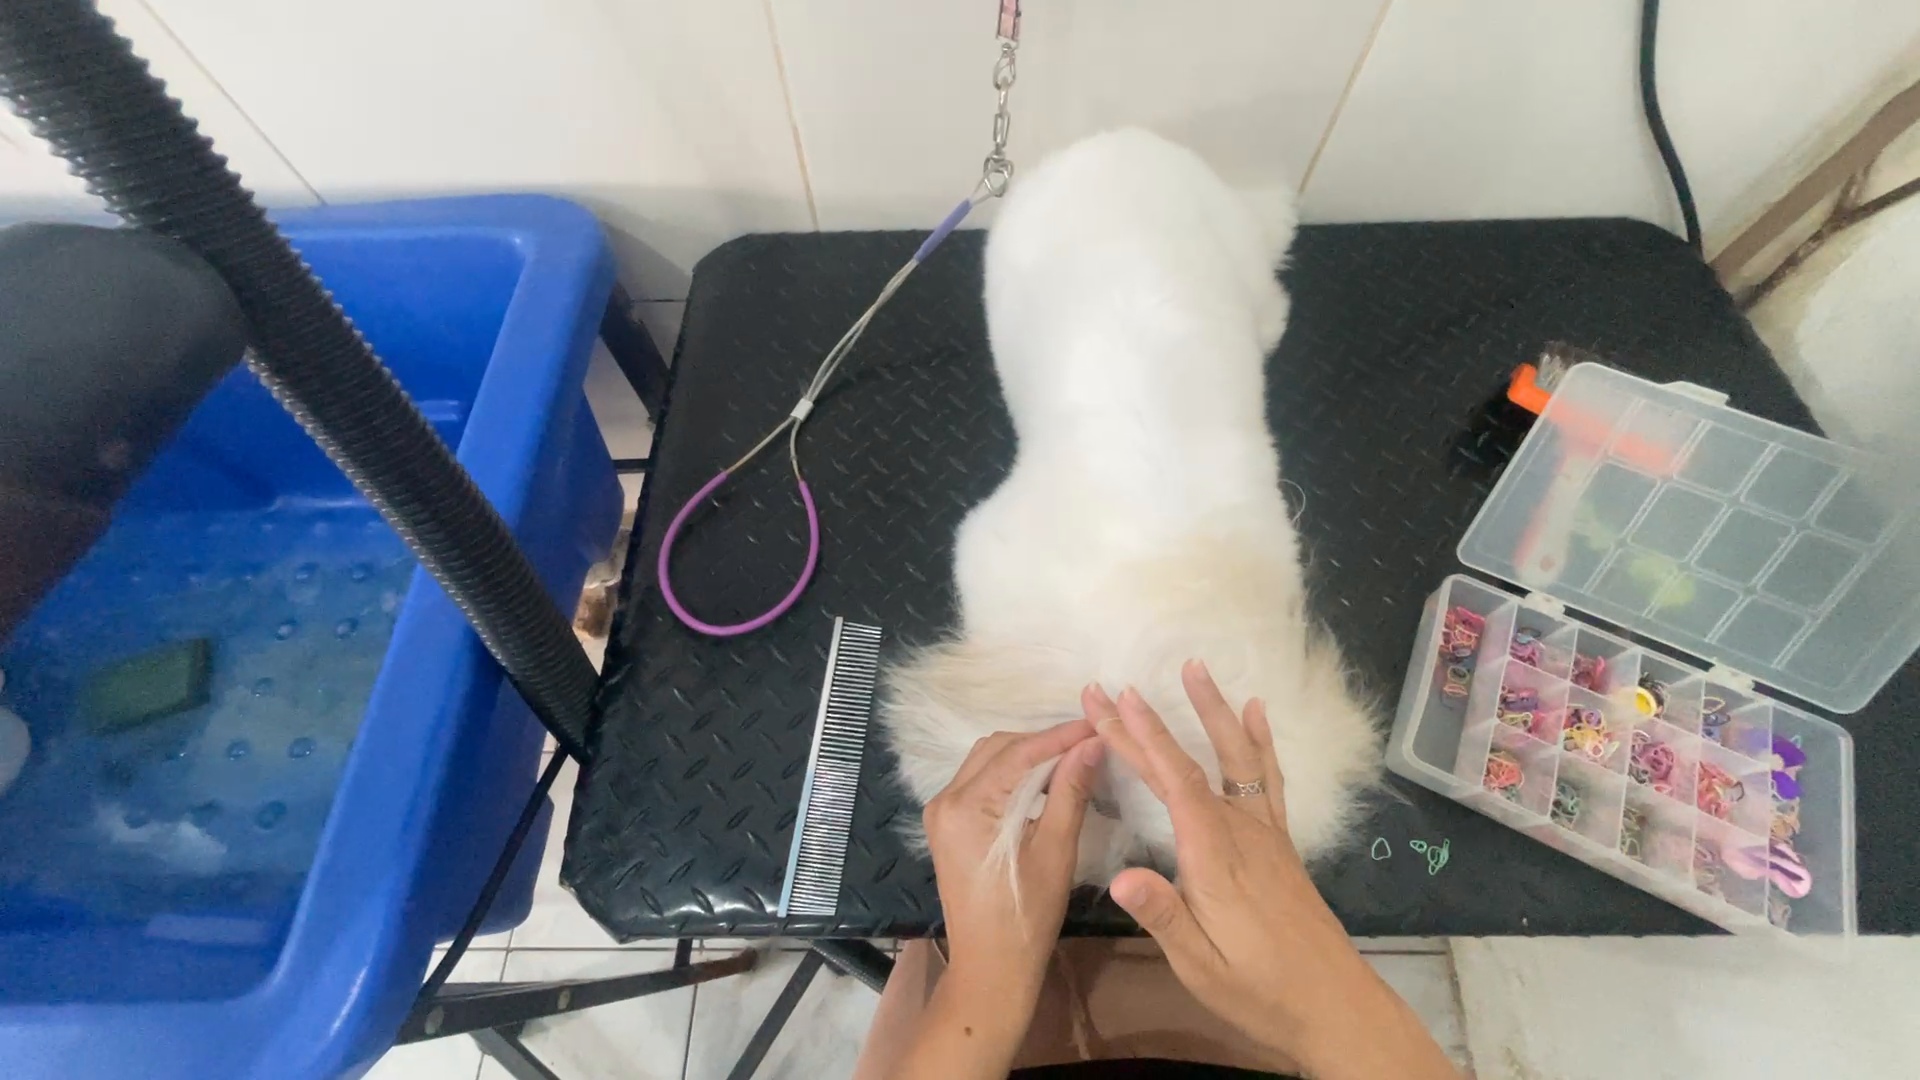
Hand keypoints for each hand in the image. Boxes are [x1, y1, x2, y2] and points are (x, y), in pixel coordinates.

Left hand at [923, 718, 1102, 1004]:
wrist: (990, 971)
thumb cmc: (1026, 918)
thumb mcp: (1055, 852)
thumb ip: (1070, 792)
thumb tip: (1093, 743)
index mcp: (966, 807)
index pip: (1018, 753)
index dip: (1059, 736)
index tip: (1097, 725)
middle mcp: (945, 800)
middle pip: (998, 749)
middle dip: (1041, 742)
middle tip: (1086, 745)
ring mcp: (941, 810)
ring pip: (987, 760)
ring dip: (1026, 755)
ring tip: (1069, 760)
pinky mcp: (947, 823)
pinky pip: (980, 780)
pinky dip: (1011, 774)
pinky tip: (1041, 781)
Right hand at [1089, 663, 1455, 1078]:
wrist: (1336, 1006)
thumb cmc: (1259, 988)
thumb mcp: (1200, 965)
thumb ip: (1162, 914)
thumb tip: (1119, 876)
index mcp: (1213, 856)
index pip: (1172, 784)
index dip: (1143, 739)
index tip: (1114, 702)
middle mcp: (1240, 829)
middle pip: (1189, 763)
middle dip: (1147, 723)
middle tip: (1112, 687)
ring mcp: (1263, 829)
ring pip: (1235, 756)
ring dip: (1212, 709)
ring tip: (1194, 667)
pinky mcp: (1278, 837)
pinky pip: (1268, 777)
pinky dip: (1260, 739)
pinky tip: (1256, 710)